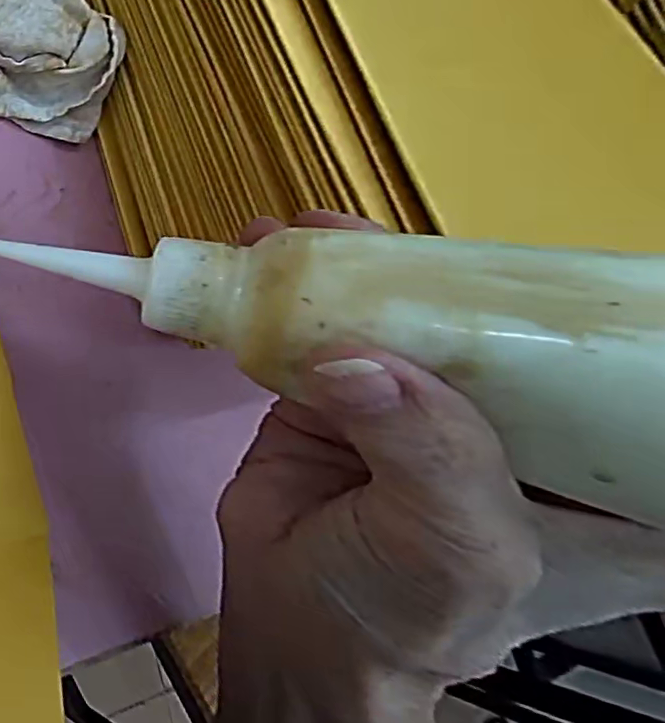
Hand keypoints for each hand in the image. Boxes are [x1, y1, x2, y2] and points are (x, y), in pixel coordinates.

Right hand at [216, 212, 664, 721]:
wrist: (291, 615)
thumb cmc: (408, 603)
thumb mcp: (454, 539)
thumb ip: (425, 448)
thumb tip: (348, 359)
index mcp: (595, 468)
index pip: (590, 373)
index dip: (548, 312)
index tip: (488, 266)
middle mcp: (501, 425)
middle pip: (469, 331)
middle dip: (413, 276)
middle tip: (351, 235)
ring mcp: (404, 407)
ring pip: (378, 324)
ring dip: (330, 277)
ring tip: (288, 235)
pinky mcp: (326, 397)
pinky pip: (307, 340)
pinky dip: (275, 305)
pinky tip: (254, 268)